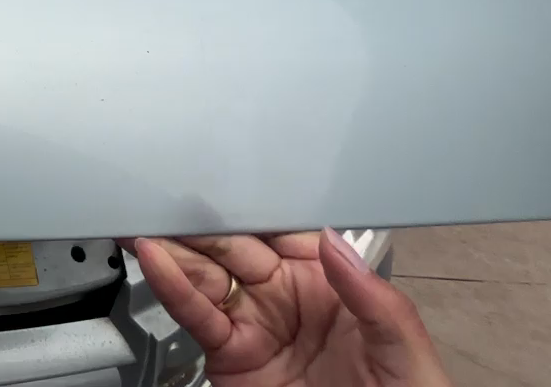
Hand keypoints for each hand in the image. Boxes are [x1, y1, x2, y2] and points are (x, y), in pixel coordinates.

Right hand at [130, 229, 451, 386]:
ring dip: (168, 245)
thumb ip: (380, 306)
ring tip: (140, 221)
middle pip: (228, 246)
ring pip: (201, 272)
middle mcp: (283, 298)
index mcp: (327, 288)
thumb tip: (333, 240)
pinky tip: (152, 259)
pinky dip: (168, 284)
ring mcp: (251, 322)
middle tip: (160, 198)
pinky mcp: (225, 350)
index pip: (278, 233)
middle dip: (193, 222)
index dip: (246, 208)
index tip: (217, 184)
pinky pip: (193, 312)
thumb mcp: (411, 366)